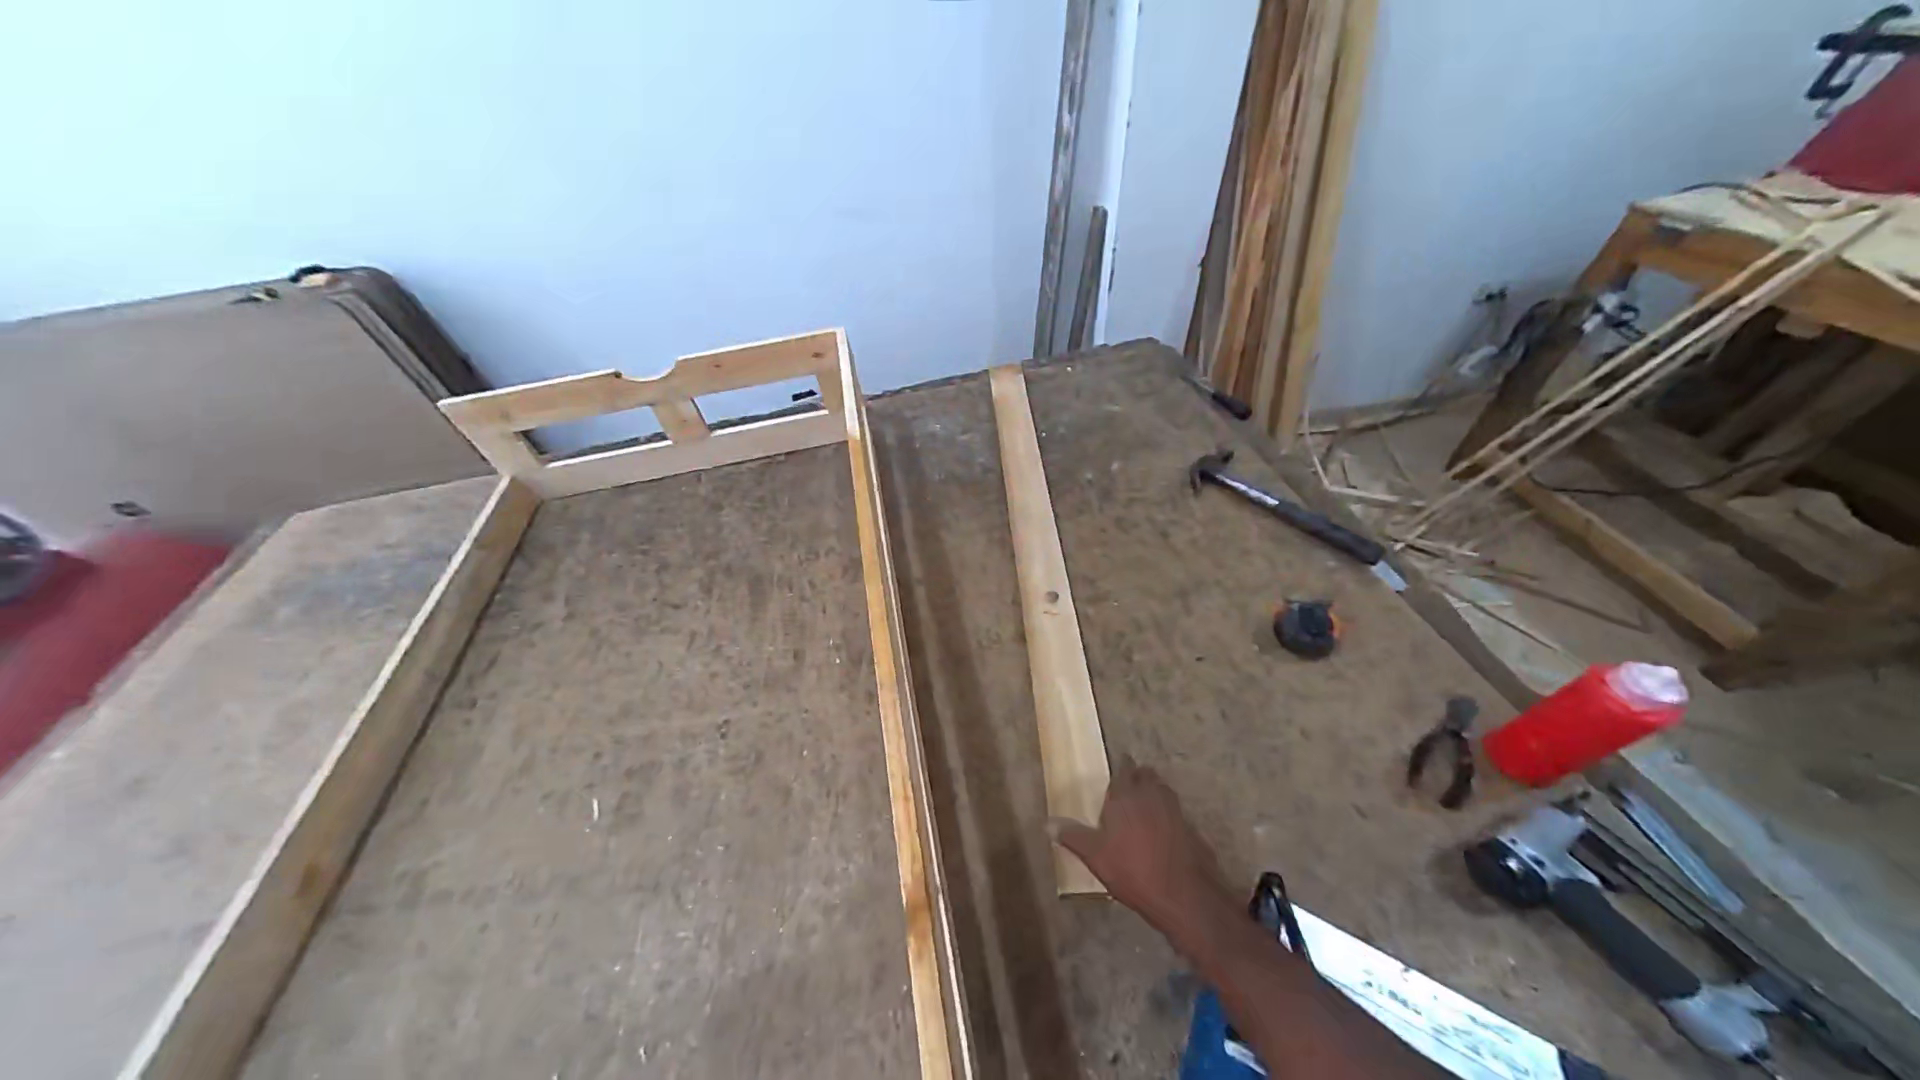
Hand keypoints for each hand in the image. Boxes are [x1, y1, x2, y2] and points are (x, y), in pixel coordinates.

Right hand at [1050, 756, 1237, 944]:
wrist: (1183, 894)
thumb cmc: (1133, 870)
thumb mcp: (1095, 856)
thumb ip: (1072, 836)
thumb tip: (1047, 823)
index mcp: (1126, 795)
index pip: (1123, 769)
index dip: (1120, 768)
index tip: (1116, 771)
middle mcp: (1151, 794)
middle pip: (1146, 774)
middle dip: (1138, 776)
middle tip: (1127, 788)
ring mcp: (1175, 809)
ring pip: (1163, 789)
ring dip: (1154, 792)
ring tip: (1143, 807)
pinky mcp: (1191, 827)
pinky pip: (1176, 811)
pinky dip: (1168, 814)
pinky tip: (1162, 832)